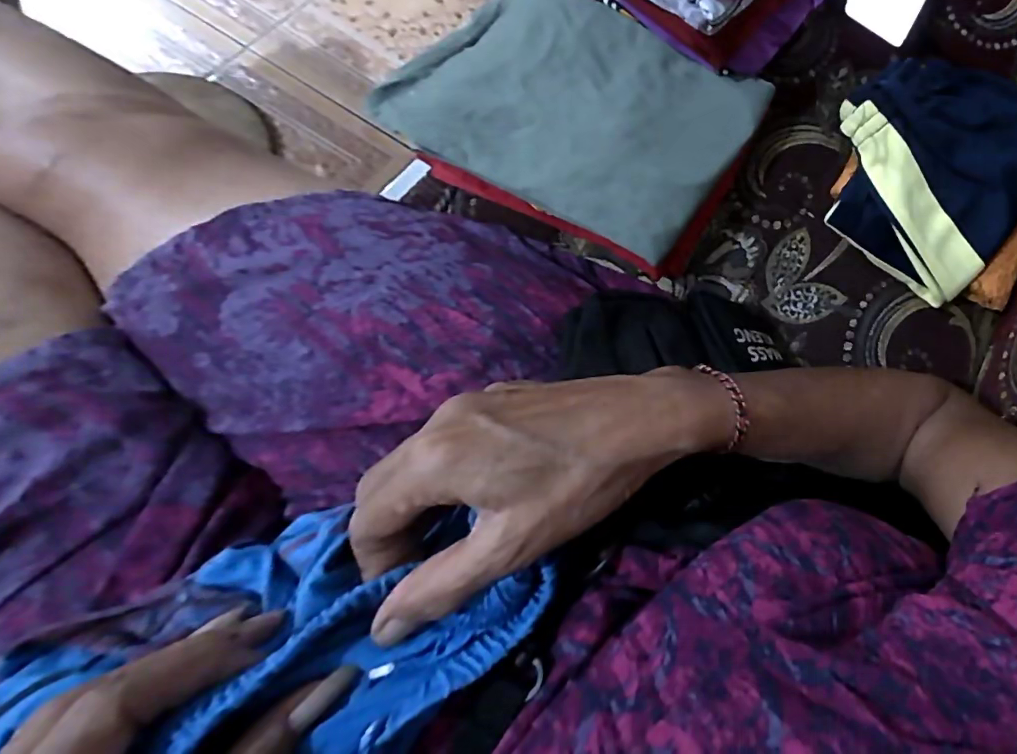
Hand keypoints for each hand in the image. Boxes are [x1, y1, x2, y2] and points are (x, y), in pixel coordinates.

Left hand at [5, 608, 358, 753]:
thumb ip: (256, 751)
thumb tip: (336, 678)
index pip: (117, 696)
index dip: (199, 659)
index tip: (273, 639)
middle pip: (92, 692)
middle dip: (185, 652)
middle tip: (266, 625)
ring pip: (71, 705)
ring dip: (159, 667)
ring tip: (231, 640)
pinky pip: (62, 727)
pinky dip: (128, 695)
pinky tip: (176, 682)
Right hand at [349, 371, 726, 645]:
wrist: (650, 414)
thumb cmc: (583, 480)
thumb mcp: (513, 543)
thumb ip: (441, 585)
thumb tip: (383, 625)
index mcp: (433, 456)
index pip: (366, 522)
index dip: (379, 564)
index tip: (414, 585)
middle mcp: (443, 418)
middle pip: (384, 484)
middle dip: (394, 529)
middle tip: (433, 560)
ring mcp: (478, 398)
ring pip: (419, 456)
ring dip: (424, 496)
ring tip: (464, 525)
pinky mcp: (509, 391)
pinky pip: (456, 434)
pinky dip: (453, 465)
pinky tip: (495, 482)